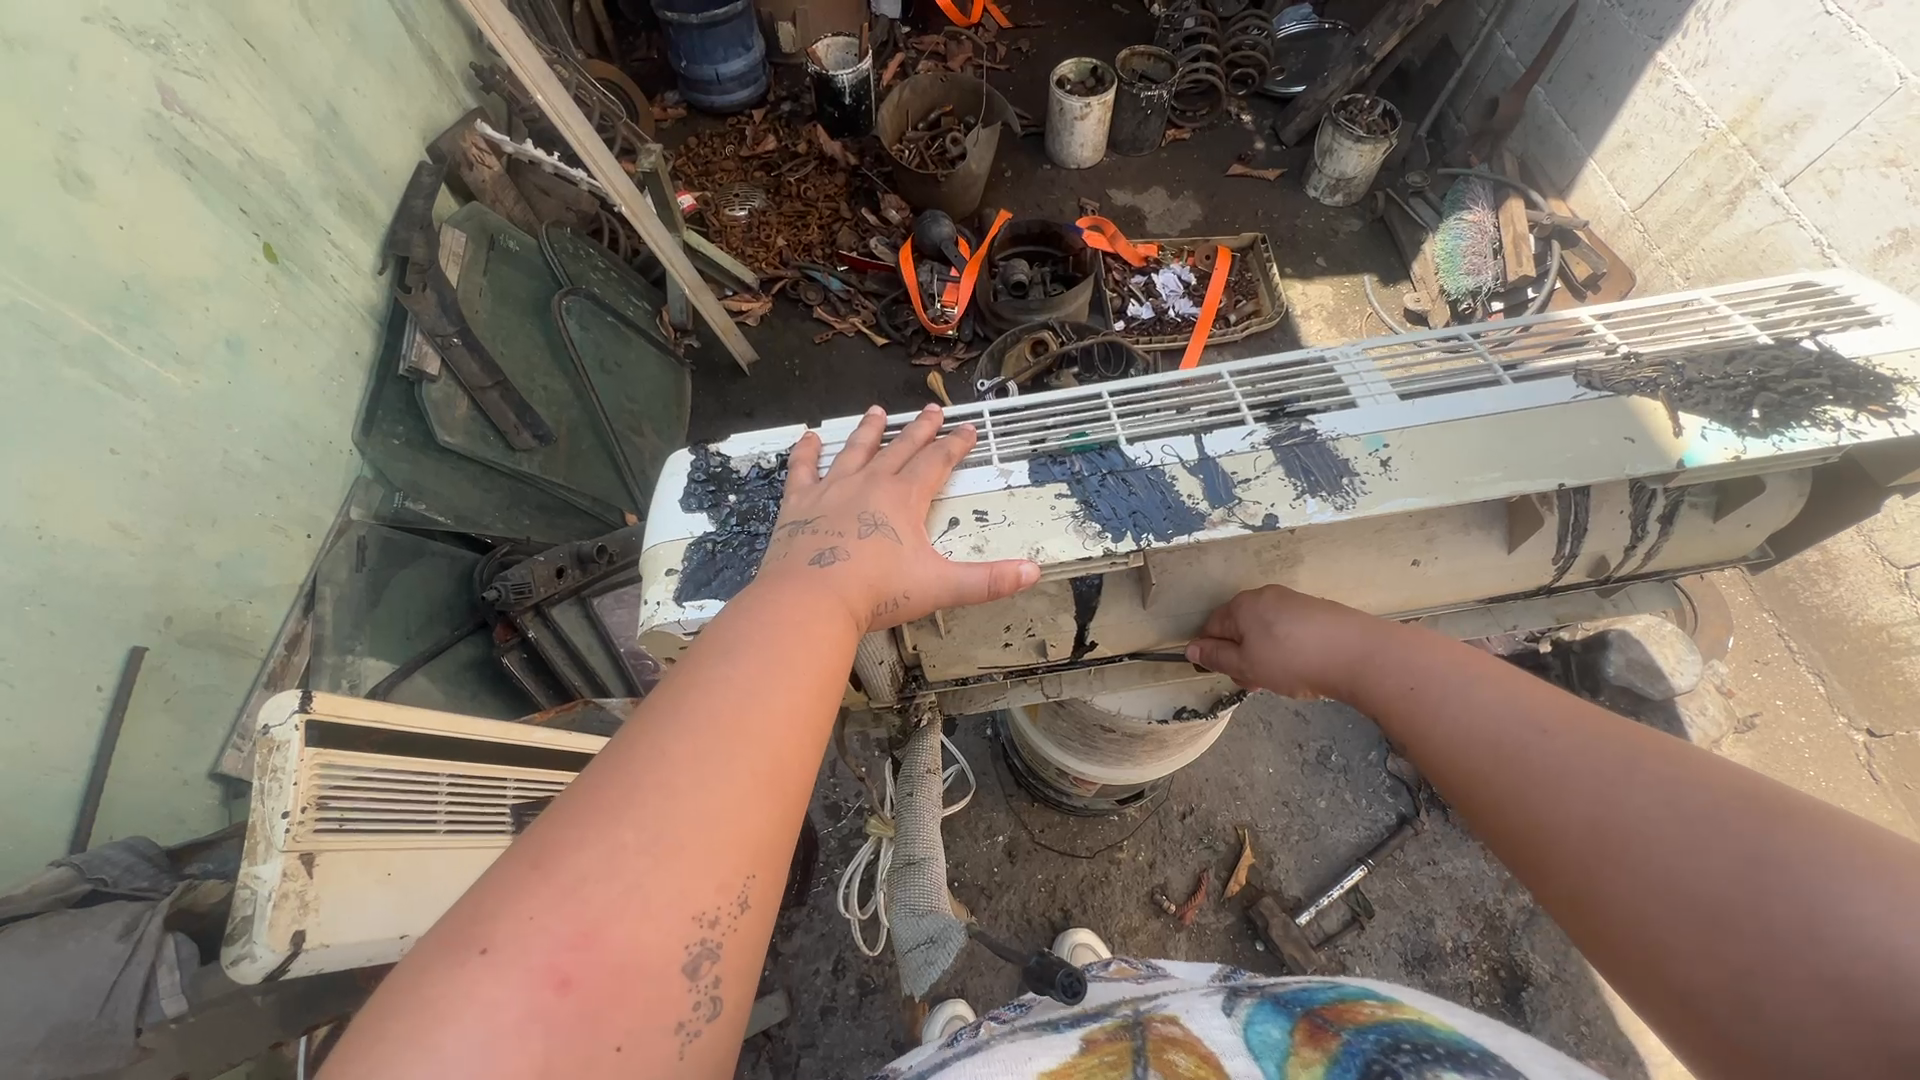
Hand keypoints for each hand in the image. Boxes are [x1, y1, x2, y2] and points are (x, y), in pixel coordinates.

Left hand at [753, 404, 1040, 632]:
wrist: (812, 600)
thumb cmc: (877, 593)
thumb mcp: (941, 587)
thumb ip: (987, 581)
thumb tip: (1032, 572)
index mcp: (904, 498)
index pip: (937, 462)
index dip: (955, 445)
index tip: (968, 429)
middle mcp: (869, 483)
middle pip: (901, 448)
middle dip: (921, 429)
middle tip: (934, 409)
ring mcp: (831, 489)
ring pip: (855, 450)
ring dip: (869, 430)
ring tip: (878, 411)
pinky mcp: (799, 504)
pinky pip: (803, 469)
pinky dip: (806, 453)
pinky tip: (809, 438)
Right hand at [1185, 584, 1389, 700]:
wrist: (1360, 654)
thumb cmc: (1293, 660)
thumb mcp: (1247, 666)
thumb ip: (1216, 658)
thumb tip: (1191, 649)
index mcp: (1242, 605)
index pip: (1211, 627)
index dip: (1213, 654)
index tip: (1229, 676)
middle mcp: (1265, 596)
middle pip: (1240, 628)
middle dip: (1242, 657)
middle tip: (1256, 683)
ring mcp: (1294, 601)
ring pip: (1265, 632)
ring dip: (1265, 656)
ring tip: (1282, 680)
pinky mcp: (1318, 611)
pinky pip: (1289, 631)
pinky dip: (1288, 649)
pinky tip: (1303, 668)